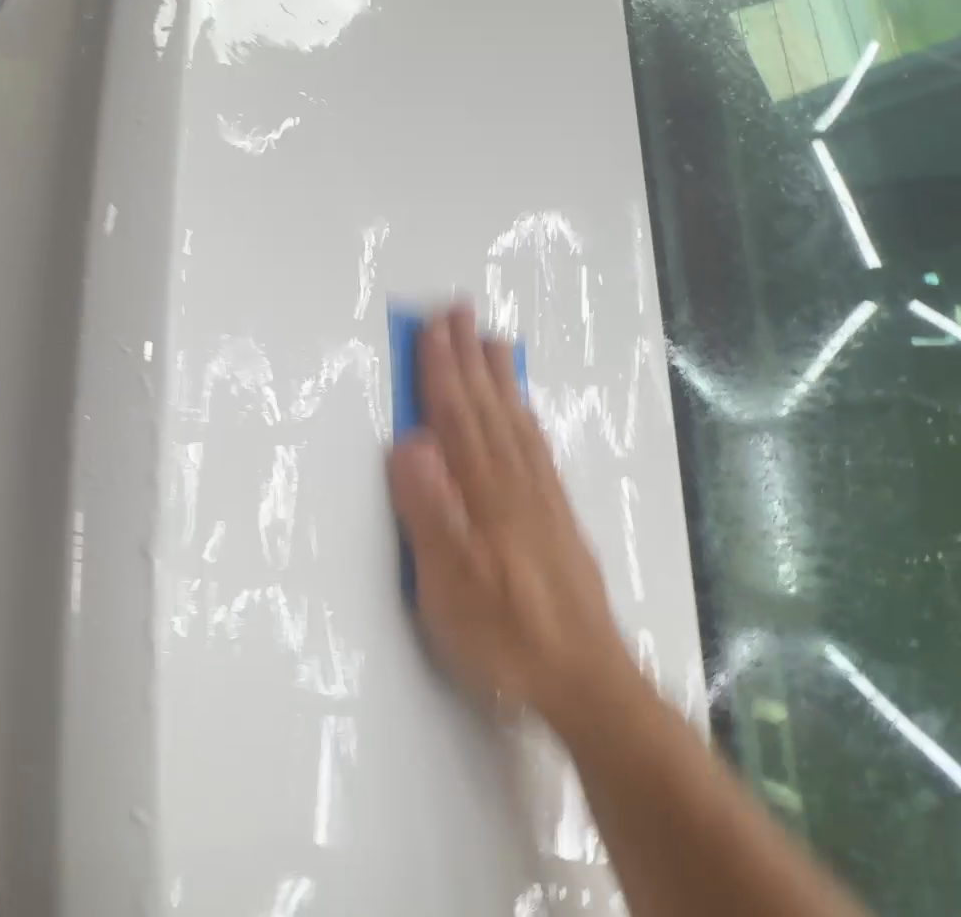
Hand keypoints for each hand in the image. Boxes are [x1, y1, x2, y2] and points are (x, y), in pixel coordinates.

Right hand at [388, 303, 630, 721]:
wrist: (589, 687)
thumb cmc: (503, 639)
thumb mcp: (448, 584)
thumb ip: (429, 513)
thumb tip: (410, 444)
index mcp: (485, 500)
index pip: (457, 423)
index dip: (442, 374)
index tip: (431, 329)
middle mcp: (517, 490)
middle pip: (489, 413)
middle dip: (471, 361)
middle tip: (460, 312)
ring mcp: (542, 505)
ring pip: (517, 427)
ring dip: (500, 381)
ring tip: (492, 342)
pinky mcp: (557, 524)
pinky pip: (538, 454)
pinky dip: (525, 420)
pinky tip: (521, 414)